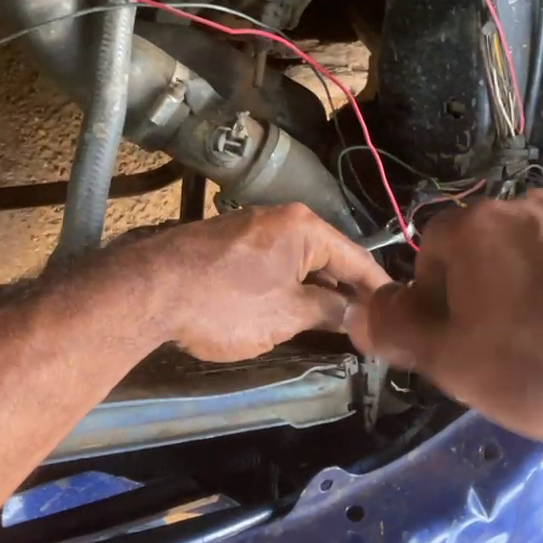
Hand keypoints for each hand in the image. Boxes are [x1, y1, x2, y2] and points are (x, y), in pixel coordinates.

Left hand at [60, 203, 390, 362]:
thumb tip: (355, 314)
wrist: (147, 290)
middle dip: (348, 291)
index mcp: (304, 227)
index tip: (396, 314)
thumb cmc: (224, 303)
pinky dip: (290, 284)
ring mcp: (252, 227)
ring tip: (337, 322)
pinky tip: (294, 308)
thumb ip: (328, 312)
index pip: (357, 258)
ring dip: (318, 289)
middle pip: (329, 256)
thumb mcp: (285, 315)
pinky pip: (274, 262)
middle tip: (369, 324)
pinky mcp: (228, 242)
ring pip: (300, 260)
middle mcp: (281, 218)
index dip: (377, 290)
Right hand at [351, 194, 542, 439]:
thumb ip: (401, 334)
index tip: (459, 347)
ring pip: (532, 257)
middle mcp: (519, 205)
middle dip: (484, 298)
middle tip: (505, 354)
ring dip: (531, 292)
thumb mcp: (458, 363)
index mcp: (471, 229)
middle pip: (481, 254)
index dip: (435, 307)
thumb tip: (358, 312)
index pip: (428, 257)